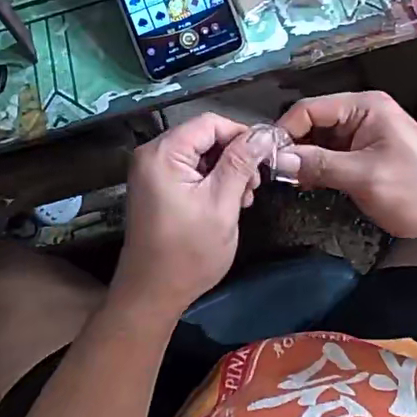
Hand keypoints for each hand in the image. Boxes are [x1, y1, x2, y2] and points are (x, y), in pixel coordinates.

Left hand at [112, 113, 264, 311]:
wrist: (151, 293)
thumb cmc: (187, 252)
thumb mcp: (221, 206)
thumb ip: (240, 164)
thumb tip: (262, 134)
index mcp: (163, 154)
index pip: (210, 123)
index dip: (241, 135)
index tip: (265, 158)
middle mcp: (152, 155)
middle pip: (203, 137)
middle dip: (234, 156)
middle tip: (254, 185)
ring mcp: (151, 171)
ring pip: (199, 154)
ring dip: (226, 170)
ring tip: (243, 199)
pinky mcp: (156, 187)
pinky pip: (189, 170)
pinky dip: (211, 181)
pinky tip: (227, 202)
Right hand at [275, 91, 416, 241]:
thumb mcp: (364, 177)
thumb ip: (318, 165)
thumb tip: (275, 160)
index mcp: (365, 106)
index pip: (309, 108)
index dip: (284, 131)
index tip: (265, 159)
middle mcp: (361, 114)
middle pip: (311, 122)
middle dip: (291, 146)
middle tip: (271, 174)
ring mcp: (363, 135)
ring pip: (317, 141)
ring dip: (301, 159)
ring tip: (285, 182)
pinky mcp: (363, 155)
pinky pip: (329, 155)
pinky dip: (314, 168)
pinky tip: (303, 184)